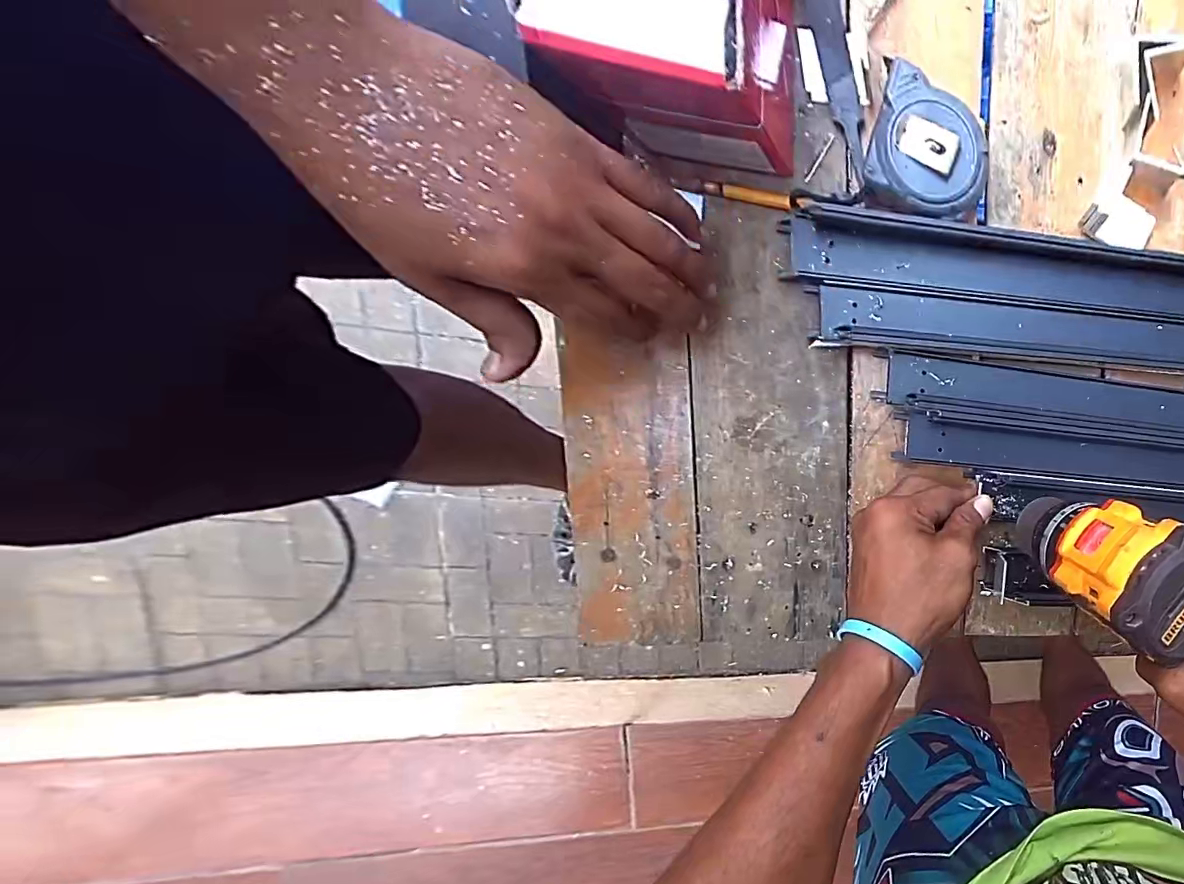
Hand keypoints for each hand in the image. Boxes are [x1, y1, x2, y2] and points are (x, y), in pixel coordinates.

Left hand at [131, 1, 712, 381]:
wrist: (339, 75)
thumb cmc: (369, 181)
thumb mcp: (421, 271)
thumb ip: (487, 320)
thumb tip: (510, 373)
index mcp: (529, 271)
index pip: (608, 316)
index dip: (638, 333)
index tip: (654, 340)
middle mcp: (567, 233)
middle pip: (648, 284)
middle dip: (681, 310)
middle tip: (699, 323)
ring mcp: (579, 184)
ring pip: (660, 238)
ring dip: (693, 268)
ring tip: (710, 286)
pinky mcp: (580, 143)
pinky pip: (647, 184)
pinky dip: (677, 211)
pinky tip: (693, 230)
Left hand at [846, 477, 993, 652]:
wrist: (885, 641)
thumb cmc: (914, 606)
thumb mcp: (956, 558)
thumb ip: (968, 523)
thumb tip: (979, 505)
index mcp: (894, 510)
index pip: (941, 492)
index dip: (968, 498)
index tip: (983, 504)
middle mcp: (874, 515)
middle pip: (919, 491)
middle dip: (947, 499)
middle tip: (972, 512)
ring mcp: (866, 533)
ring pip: (905, 507)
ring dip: (930, 513)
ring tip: (955, 530)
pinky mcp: (866, 550)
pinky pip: (895, 526)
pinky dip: (915, 528)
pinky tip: (933, 543)